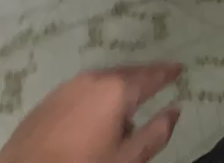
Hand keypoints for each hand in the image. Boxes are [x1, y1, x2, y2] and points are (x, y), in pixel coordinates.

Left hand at [0, 62, 184, 162]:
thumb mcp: (126, 161)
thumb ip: (156, 133)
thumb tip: (175, 110)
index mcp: (117, 90)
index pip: (151, 75)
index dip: (168, 72)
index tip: (180, 69)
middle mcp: (92, 81)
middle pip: (126, 75)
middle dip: (142, 80)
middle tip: (156, 86)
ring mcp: (64, 91)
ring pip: (100, 83)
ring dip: (115, 90)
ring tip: (123, 109)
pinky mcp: (43, 106)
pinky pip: (78, 94)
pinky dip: (92, 99)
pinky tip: (90, 119)